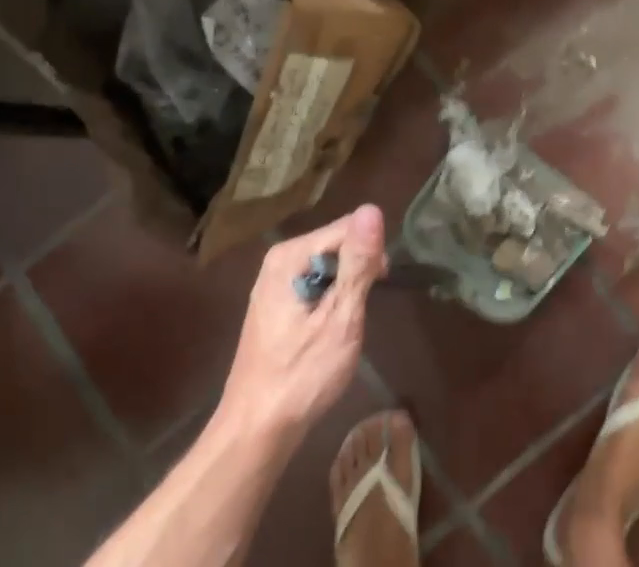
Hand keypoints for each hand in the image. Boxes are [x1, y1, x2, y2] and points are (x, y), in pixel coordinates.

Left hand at [218, 204, 387, 438]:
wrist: (258, 429)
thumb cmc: (302, 374)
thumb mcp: (340, 318)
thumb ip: (357, 263)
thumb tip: (373, 209)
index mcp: (289, 256)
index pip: (348, 228)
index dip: (372, 253)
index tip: (380, 287)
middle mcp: (278, 261)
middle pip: (337, 245)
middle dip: (358, 271)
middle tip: (361, 314)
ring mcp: (274, 284)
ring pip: (329, 268)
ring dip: (346, 290)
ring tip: (348, 325)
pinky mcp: (277, 306)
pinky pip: (316, 286)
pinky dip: (332, 302)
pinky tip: (331, 332)